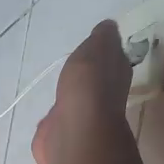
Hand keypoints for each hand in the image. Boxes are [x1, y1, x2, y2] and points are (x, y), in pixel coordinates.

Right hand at [31, 20, 132, 163]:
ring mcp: (81, 119)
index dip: (103, 52)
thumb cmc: (89, 85)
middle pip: (93, 82)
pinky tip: (47, 116)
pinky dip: (53, 121)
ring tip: (58, 93)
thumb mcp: (99, 45)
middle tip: (73, 70)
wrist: (74, 130)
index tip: (92, 46)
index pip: (112, 58)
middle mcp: (103, 97)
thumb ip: (102, 35)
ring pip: (74, 103)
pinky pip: (57, 124)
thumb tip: (108, 28)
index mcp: (116, 72)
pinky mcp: (60, 136)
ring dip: (68, 100)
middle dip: (84, 78)